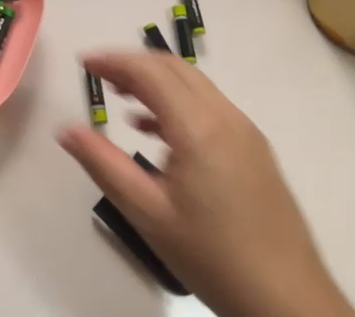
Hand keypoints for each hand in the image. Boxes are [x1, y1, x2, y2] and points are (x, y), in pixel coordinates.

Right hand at [59, 52, 354, 316]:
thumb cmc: (213, 256)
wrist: (288, 300)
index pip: (150, 72)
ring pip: (194, 85)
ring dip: (156, 81)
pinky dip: (178, 102)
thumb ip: (104, 165)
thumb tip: (66, 130)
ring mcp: (246, 132)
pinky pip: (210, 106)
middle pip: (174, 69)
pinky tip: (155, 131)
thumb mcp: (148, 214)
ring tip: (121, 98)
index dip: (114, 61)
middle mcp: (226, 117)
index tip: (84, 63)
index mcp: (199, 128)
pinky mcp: (255, 150)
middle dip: (133, 65)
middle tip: (98, 76)